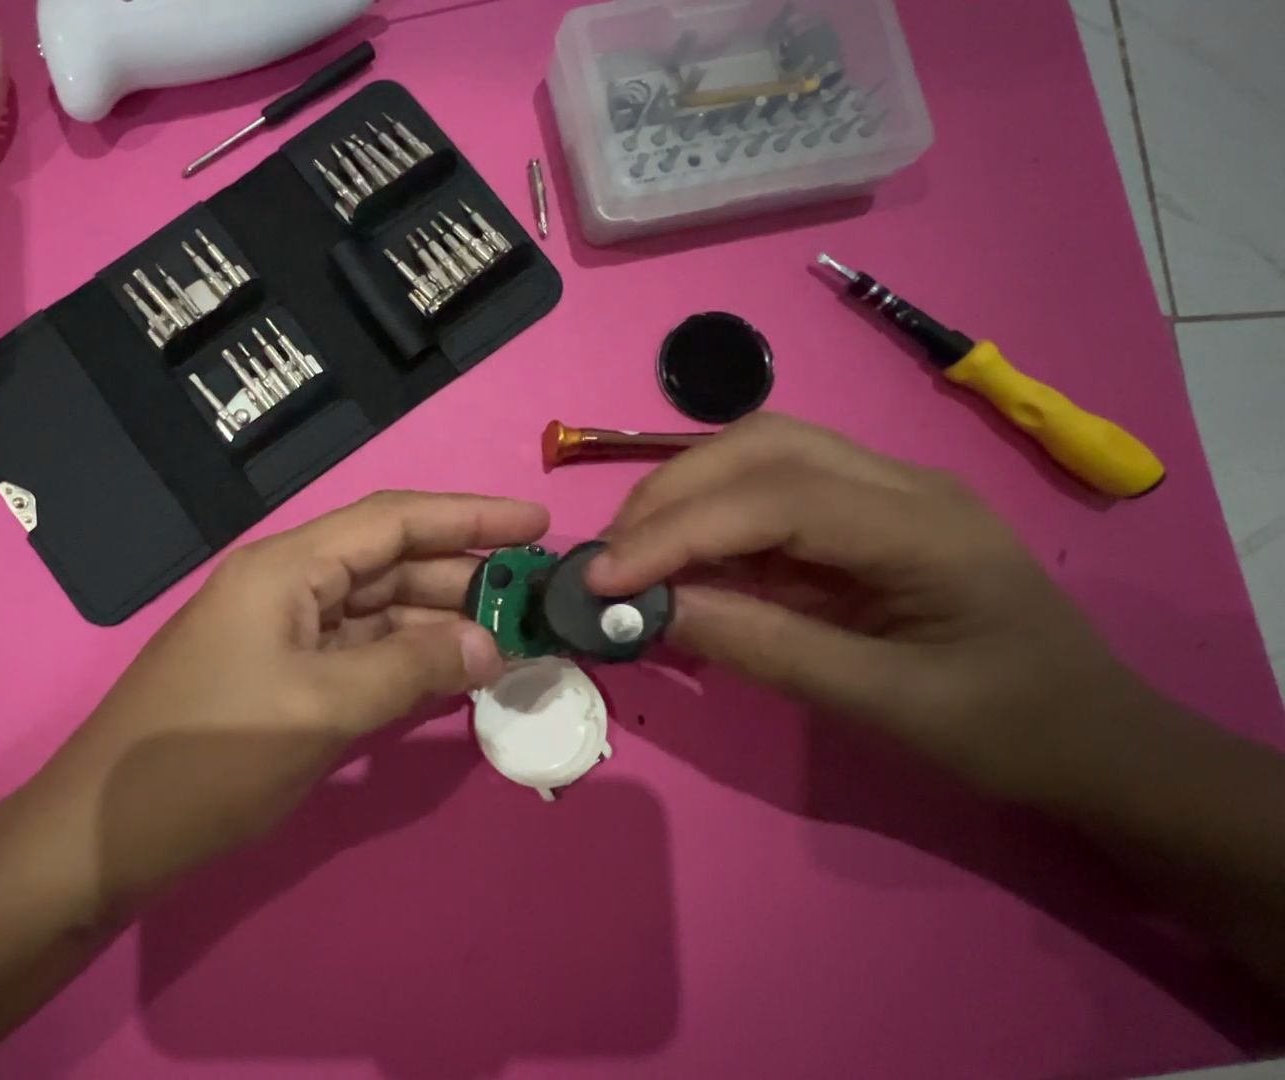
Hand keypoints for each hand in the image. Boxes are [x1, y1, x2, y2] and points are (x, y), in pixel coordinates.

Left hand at [49, 491, 547, 905]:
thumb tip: (489, 646)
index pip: (392, 521)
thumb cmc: (209, 757)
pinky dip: (405, 662)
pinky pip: (358, 655)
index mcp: (286, 568)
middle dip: (462, 577)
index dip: (468, 517)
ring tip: (510, 640)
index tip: (537, 527)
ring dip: (438, 623)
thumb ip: (410, 669)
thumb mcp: (319, 709)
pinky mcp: (280, 680)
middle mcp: (285, 587)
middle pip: (389, 564)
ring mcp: (280, 635)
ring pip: (377, 612)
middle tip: (535, 600)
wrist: (107, 832)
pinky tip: (451, 676)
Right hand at [587, 413, 1159, 802]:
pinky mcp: (855, 513)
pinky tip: (675, 559)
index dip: (677, 532)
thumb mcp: (889, 706)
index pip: (774, 496)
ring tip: (629, 554)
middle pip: (758, 445)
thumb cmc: (1012, 728)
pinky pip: (762, 492)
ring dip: (679, 494)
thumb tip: (653, 611)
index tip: (604, 581)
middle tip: (609, 561)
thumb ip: (767, 649)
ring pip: (754, 451)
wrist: (1099, 738)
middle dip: (668, 494)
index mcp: (924, 527)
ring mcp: (879, 489)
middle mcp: (898, 482)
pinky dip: (703, 517)